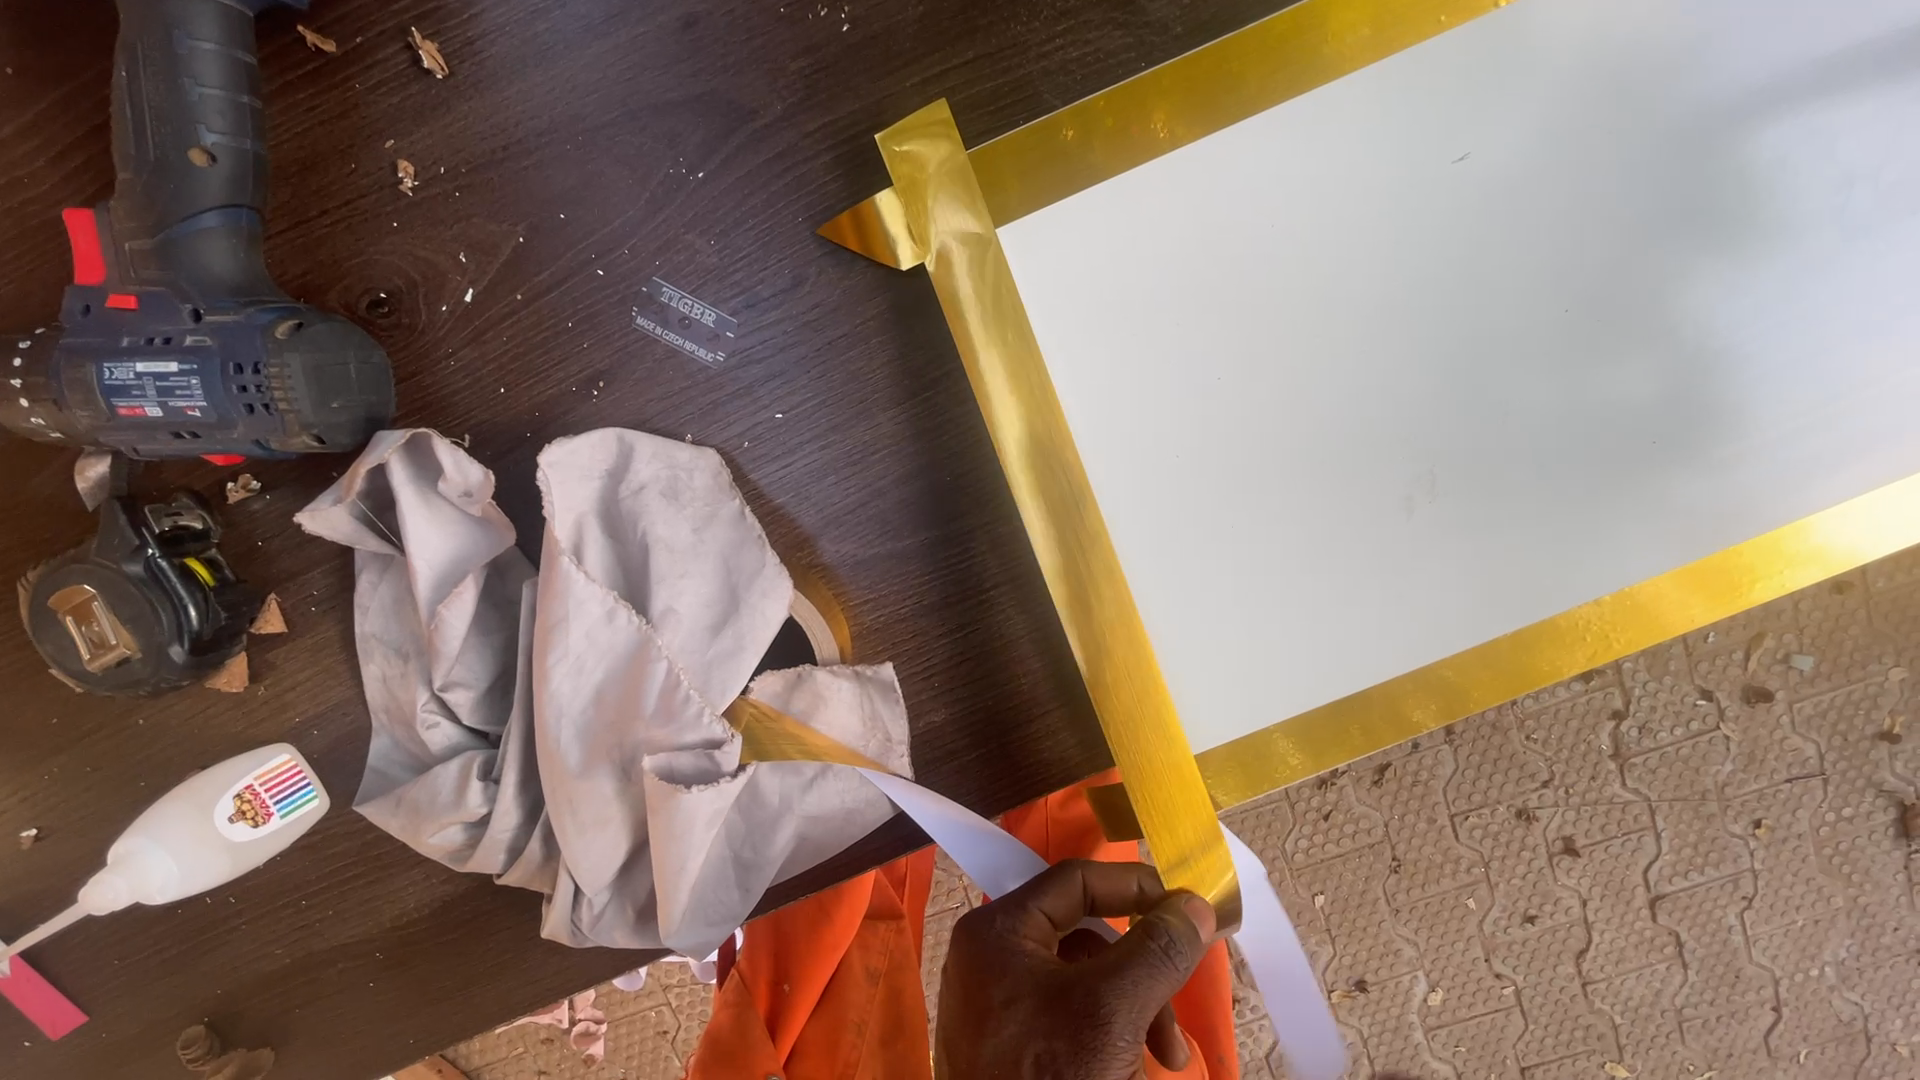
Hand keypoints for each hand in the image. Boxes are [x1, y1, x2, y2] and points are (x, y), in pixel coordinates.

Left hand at [934, 860, 1217, 1078]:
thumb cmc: (1052, 1079)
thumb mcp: (1111, 1010)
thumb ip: (1156, 948)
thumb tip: (1195, 904)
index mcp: (997, 931)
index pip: (1075, 880)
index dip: (1136, 887)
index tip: (1189, 909)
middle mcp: (991, 957)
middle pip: (1084, 932)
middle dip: (1141, 969)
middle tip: (1179, 1001)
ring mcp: (1000, 1003)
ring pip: (1086, 977)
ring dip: (1136, 1007)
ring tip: (1167, 1055)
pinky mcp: (1013, 1044)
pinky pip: (1073, 1014)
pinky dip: (1113, 1031)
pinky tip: (1140, 1062)